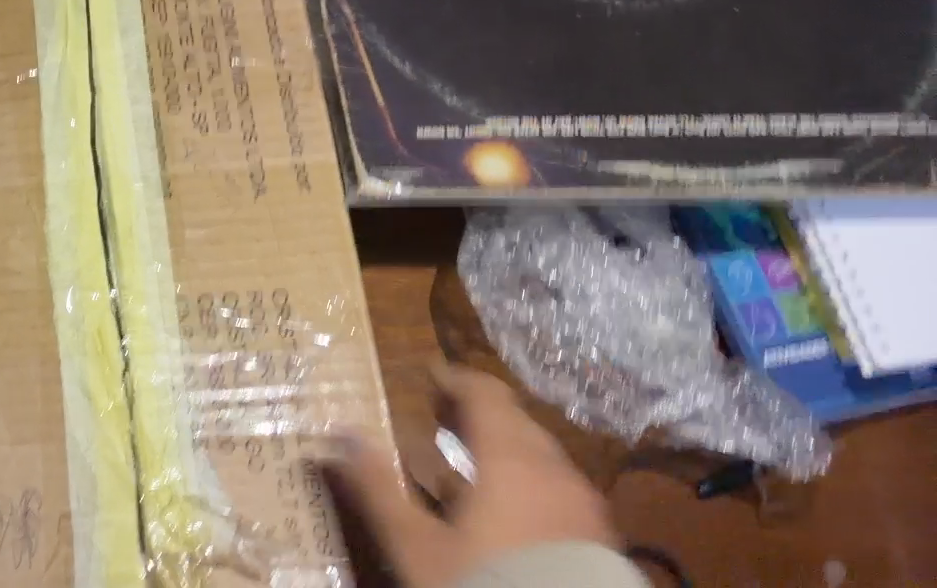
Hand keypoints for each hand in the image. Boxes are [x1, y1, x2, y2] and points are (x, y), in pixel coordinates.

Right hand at [329, 366, 618, 587]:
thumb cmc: (483, 582)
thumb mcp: (416, 542)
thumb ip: (377, 484)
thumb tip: (339, 431)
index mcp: (509, 459)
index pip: (486, 394)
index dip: (456, 379)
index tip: (428, 375)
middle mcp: (553, 470)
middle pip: (516, 420)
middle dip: (478, 411)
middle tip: (440, 414)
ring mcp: (585, 506)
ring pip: (542, 454)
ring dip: (506, 444)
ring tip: (471, 457)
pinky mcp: (603, 540)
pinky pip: (559, 488)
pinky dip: (530, 478)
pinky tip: (510, 506)